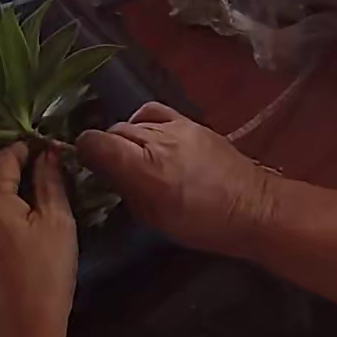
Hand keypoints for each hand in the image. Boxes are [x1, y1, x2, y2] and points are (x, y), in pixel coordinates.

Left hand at [0, 143, 76, 336]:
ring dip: (14, 188)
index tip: (56, 147)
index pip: (6, 155)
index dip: (31, 147)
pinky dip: (6, 208)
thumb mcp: (56, 220)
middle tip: (55, 168)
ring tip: (46, 192)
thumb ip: (50, 180)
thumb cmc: (44, 270)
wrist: (21, 325)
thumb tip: (48, 152)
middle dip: (22, 167)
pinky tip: (28, 217)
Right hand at [76, 102, 279, 256]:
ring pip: (131, 122)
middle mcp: (156, 140)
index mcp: (145, 169)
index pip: (95, 142)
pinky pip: (153, 112)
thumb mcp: (152, 217)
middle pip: (112, 131)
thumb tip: (105, 172)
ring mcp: (175, 126)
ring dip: (125, 137)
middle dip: (105, 146)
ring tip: (132, 155)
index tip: (85, 163)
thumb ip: (124, 189)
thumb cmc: (201, 224)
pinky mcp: (190, 121)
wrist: (253, 207)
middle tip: (110, 167)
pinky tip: (147, 137)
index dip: (83, 151)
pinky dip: (143, 122)